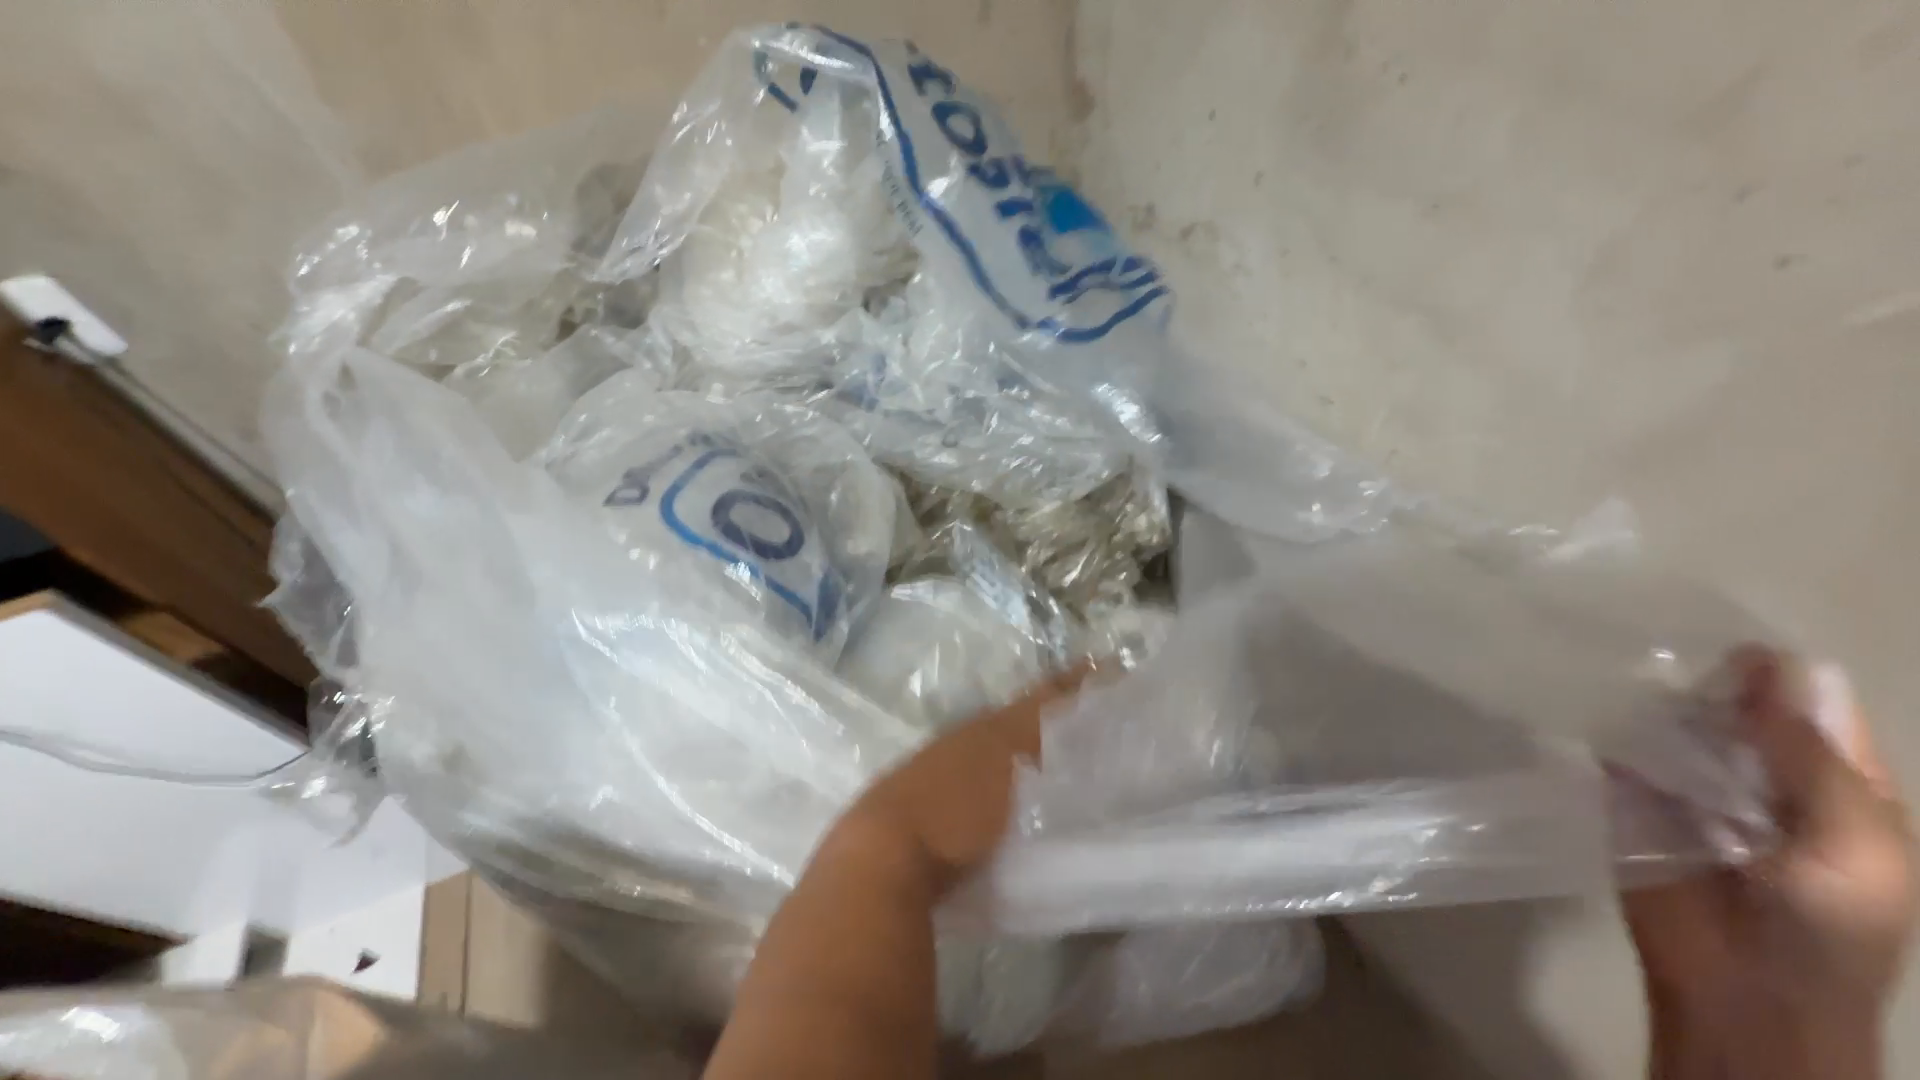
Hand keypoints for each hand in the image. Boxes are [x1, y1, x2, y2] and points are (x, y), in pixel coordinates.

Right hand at [1623, 648, 1914, 1078]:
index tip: (1726, 643)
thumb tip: (1776, 666)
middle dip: (1705, 682)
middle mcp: (1759, 774)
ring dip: (1654, 701)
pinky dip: (1610, 728)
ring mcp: (1690, 785)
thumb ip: (1813, 761)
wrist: (1740, 997)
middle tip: (1664, 655)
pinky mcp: (1630, 799)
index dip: (1777, 674)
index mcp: (1834, 784)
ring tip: (1622, 671)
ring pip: (1673, 724)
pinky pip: (1620, 752)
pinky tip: (1594, 704)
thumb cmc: (1825, 930)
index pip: (1810, 707)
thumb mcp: (1854, 847)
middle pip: (1735, 707)